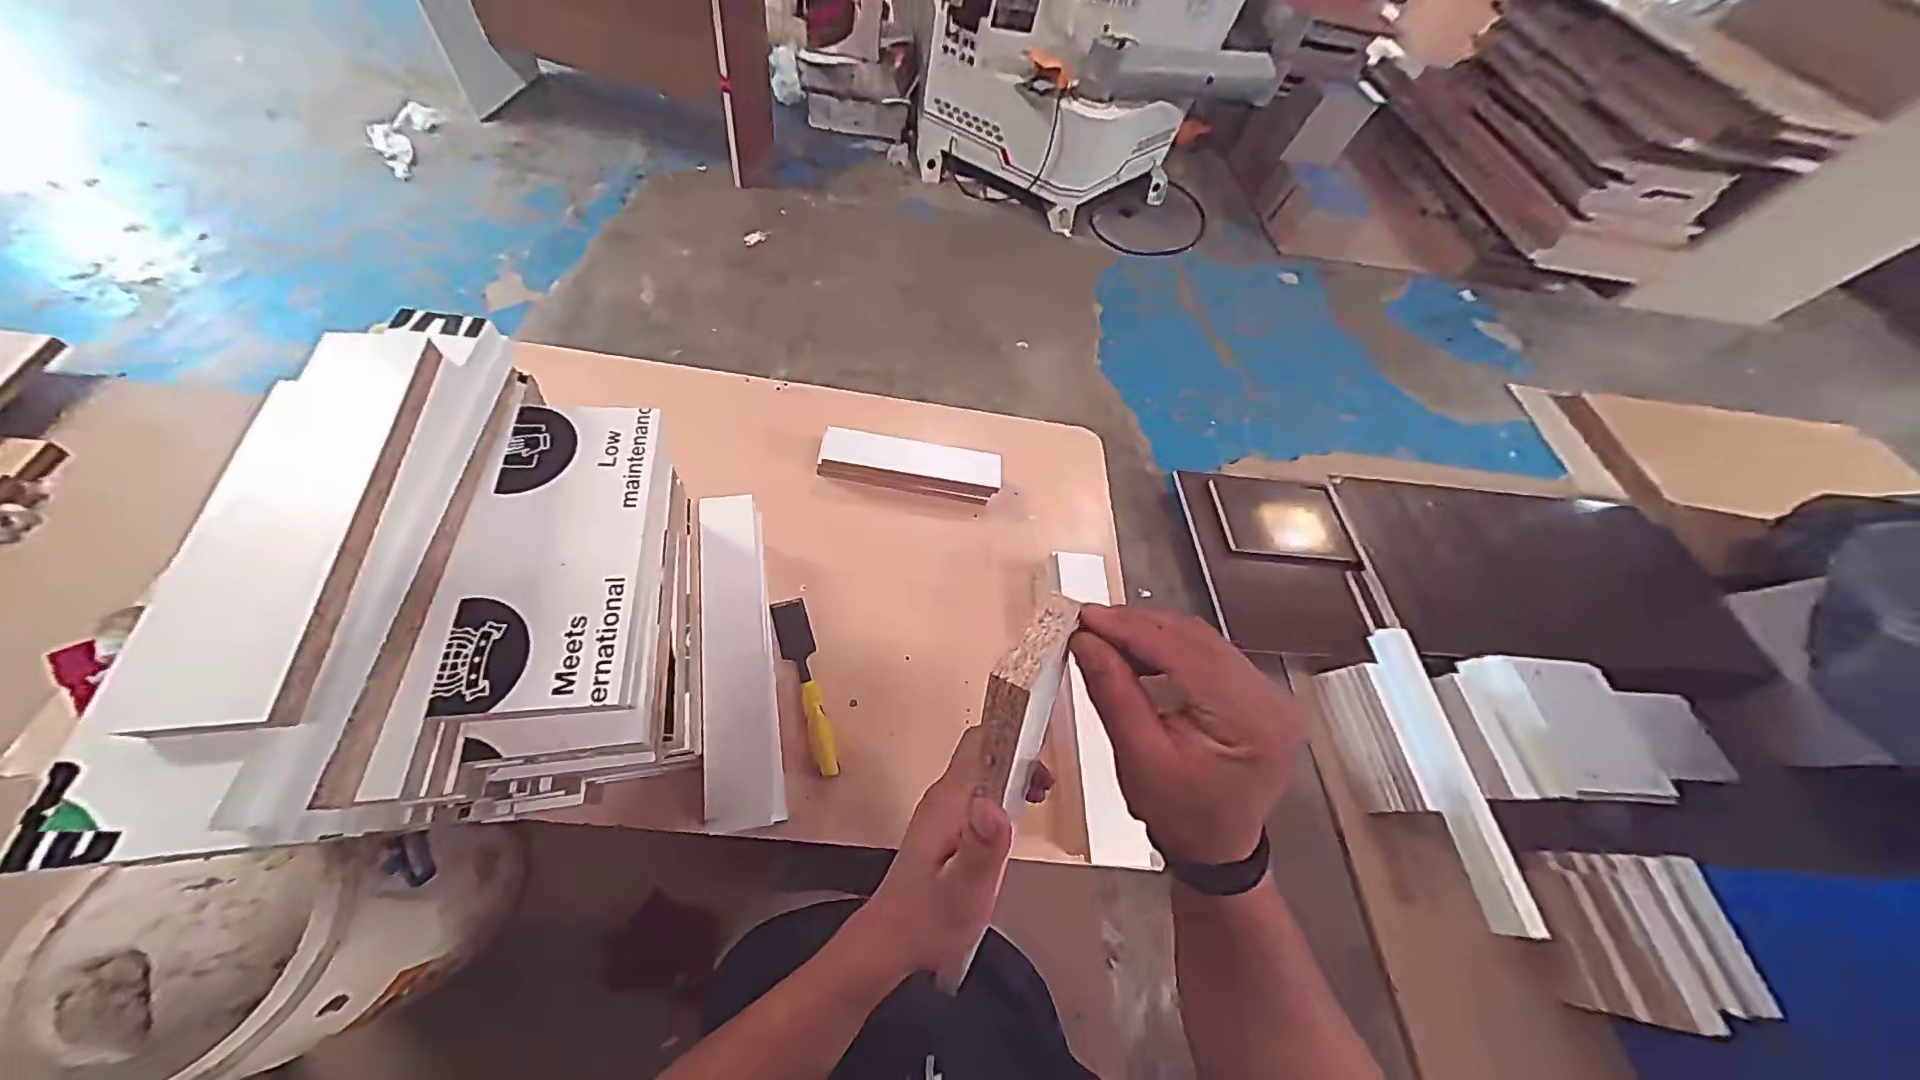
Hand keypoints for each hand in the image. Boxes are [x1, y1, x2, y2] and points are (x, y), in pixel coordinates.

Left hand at [851, 727, 1051, 986]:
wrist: (891, 943)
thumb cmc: (926, 921)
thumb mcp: (965, 889)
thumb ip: (982, 847)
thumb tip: (994, 806)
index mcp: (949, 802)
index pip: (979, 742)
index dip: (1011, 735)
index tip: (1039, 748)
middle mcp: (943, 797)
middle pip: (985, 751)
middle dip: (1019, 757)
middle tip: (1044, 784)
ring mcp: (943, 808)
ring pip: (983, 770)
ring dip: (1013, 775)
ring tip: (1038, 796)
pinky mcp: (946, 823)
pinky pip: (979, 791)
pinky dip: (1003, 792)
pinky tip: (1016, 814)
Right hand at [1069, 604, 1303, 864]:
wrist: (1215, 845)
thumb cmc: (1183, 816)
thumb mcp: (1139, 758)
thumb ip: (1113, 692)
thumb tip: (1088, 642)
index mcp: (1251, 721)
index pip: (1185, 654)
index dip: (1132, 630)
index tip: (1091, 619)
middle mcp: (1270, 700)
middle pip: (1195, 638)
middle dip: (1137, 626)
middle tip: (1090, 624)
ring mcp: (1267, 692)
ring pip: (1199, 638)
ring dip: (1149, 632)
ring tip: (1106, 636)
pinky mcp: (1254, 689)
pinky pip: (1206, 650)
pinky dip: (1166, 644)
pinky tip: (1136, 649)